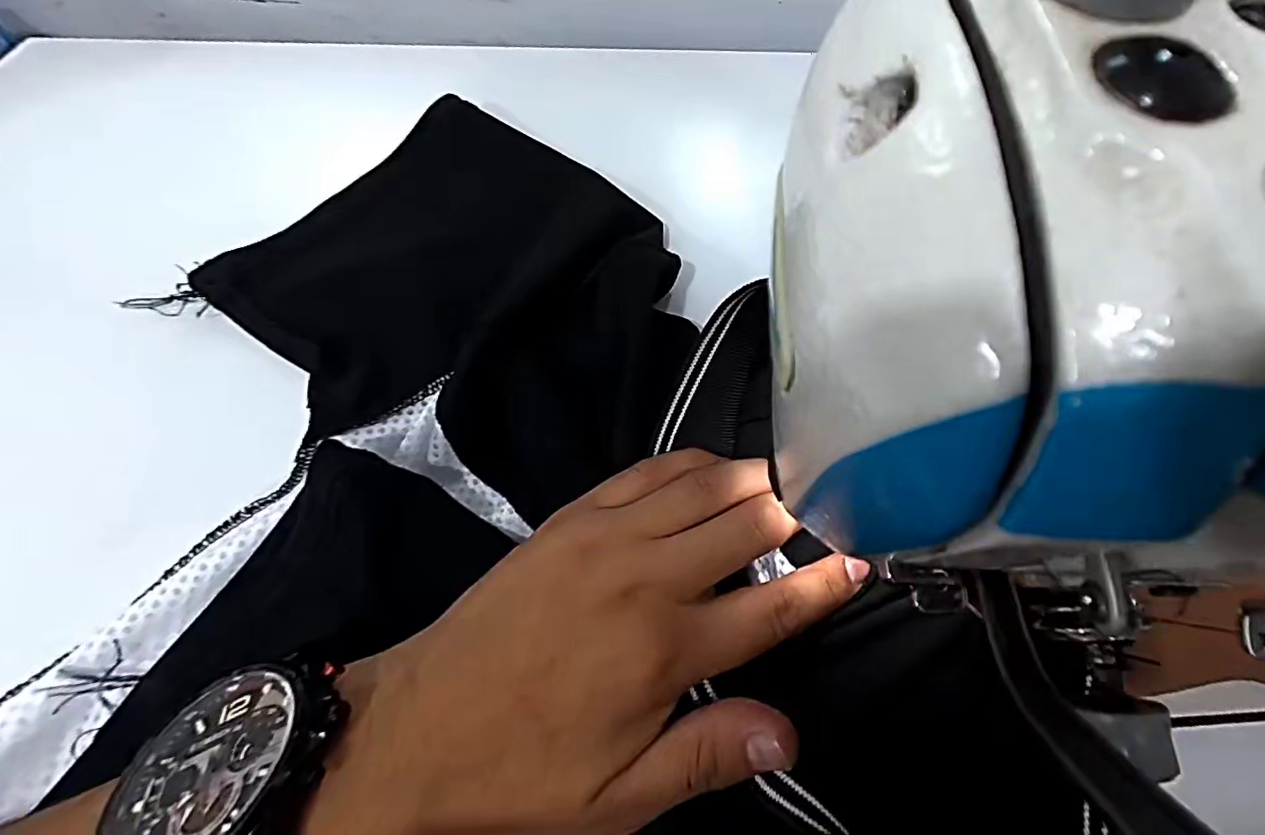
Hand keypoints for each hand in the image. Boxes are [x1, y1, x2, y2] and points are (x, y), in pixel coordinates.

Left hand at [305, 450, 869, 833]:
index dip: (825, 581)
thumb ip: (709, 755)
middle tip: (816, 518)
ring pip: (707, 481)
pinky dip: (694, 464)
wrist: (405, 738)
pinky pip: (653, 468)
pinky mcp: (576, 514)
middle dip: (794, 514)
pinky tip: (710, 475)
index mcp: (664, 650)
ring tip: (774, 492)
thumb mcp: (616, 801)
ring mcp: (609, 535)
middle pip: (750, 522)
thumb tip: (792, 734)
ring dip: (752, 481)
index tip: (859, 558)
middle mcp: (647, 577)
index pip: (772, 606)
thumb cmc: (518, 780)